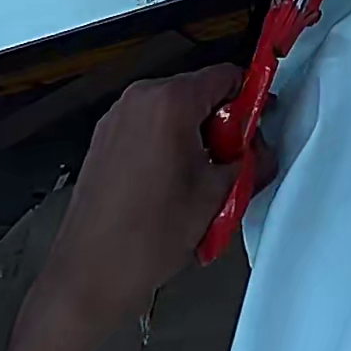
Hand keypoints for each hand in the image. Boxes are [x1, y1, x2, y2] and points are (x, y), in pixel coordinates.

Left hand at [36, 64, 247, 326]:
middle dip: (223, 120)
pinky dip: (168, 140)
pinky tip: (173, 181)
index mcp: (171, 101)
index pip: (225, 75)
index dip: (250, 96)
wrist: (88, 275)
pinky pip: (149, 124)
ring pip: (173, 109)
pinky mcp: (105, 135)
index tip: (261, 117)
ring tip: (203, 177)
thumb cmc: (146, 237)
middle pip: (198, 91)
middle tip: (236, 156)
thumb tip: (262, 151)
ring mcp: (118, 115)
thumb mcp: (215, 195)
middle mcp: (141, 97)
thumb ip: (249, 160)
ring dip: (195, 132)